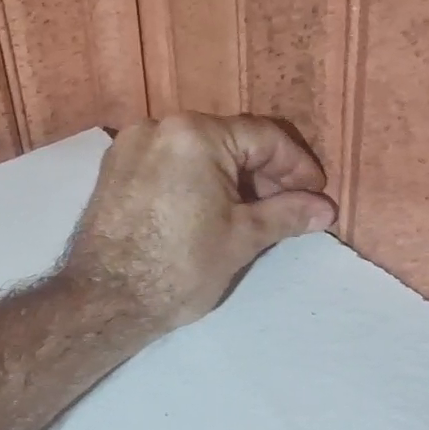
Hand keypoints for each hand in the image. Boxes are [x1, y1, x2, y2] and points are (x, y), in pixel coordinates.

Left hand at [64, 112, 336, 330]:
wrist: (104, 302)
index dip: (298, 167)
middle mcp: (158, 127)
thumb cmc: (177, 270)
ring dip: (229, 178)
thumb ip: (286, 214)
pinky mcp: (113, 171)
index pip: (264, 138)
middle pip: (229, 140)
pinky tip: (210, 211)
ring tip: (251, 215)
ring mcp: (130, 147)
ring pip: (197, 152)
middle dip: (263, 174)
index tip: (316, 195)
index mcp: (194, 134)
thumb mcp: (241, 239)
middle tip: (287, 208)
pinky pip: (167, 164)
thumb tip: (325, 208)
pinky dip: (194, 181)